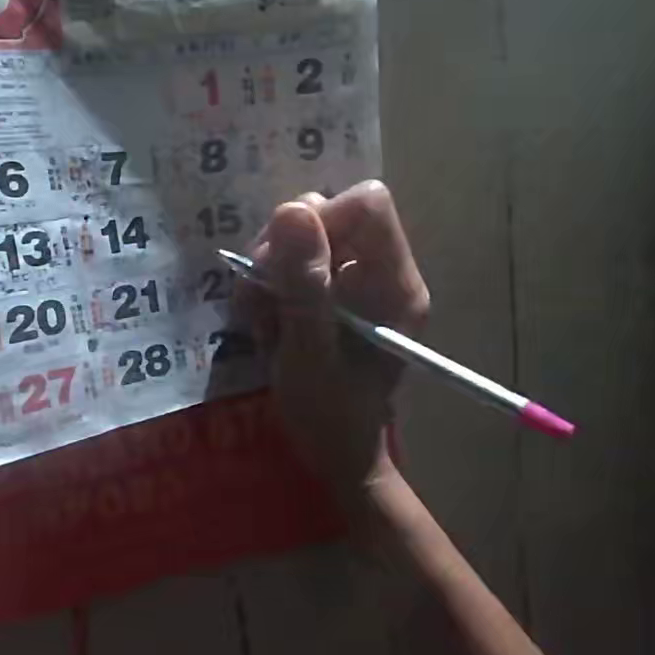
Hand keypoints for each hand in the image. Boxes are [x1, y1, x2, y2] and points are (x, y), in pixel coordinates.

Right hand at [238, 181, 429, 508]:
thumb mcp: (308, 352)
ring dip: (267, 271)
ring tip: (262, 317)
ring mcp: (354, 279)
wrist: (333, 450)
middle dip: (280, 250)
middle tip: (261, 296)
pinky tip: (264, 318)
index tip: (284, 265)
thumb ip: (303, 284)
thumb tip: (292, 209)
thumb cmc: (327, 412)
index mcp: (393, 282)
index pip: (365, 204)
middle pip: (325, 213)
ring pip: (299, 235)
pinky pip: (289, 260)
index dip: (318, 221)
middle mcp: (379, 271)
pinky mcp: (330, 289)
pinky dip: (266, 284)